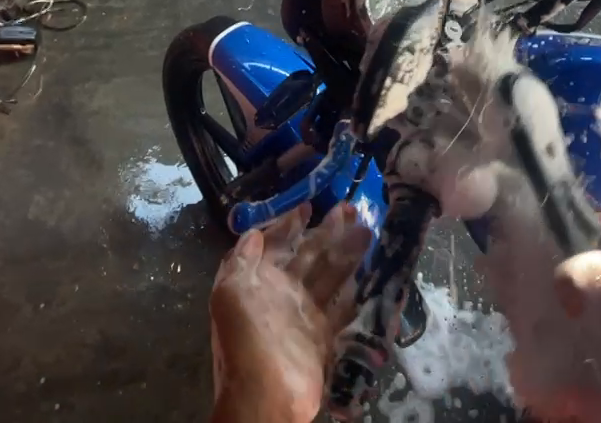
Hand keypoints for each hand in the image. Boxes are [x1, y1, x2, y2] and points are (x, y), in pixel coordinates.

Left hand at [209, 204, 373, 422]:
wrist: (264, 396)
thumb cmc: (244, 339)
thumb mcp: (228, 294)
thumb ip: (241, 261)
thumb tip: (253, 233)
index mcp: (259, 279)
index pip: (276, 242)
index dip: (290, 223)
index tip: (308, 204)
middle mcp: (284, 291)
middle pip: (310, 253)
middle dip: (328, 230)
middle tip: (351, 208)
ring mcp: (305, 312)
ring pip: (331, 273)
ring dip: (348, 251)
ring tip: (367, 230)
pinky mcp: (325, 334)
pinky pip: (343, 306)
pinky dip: (357, 290)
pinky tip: (372, 271)